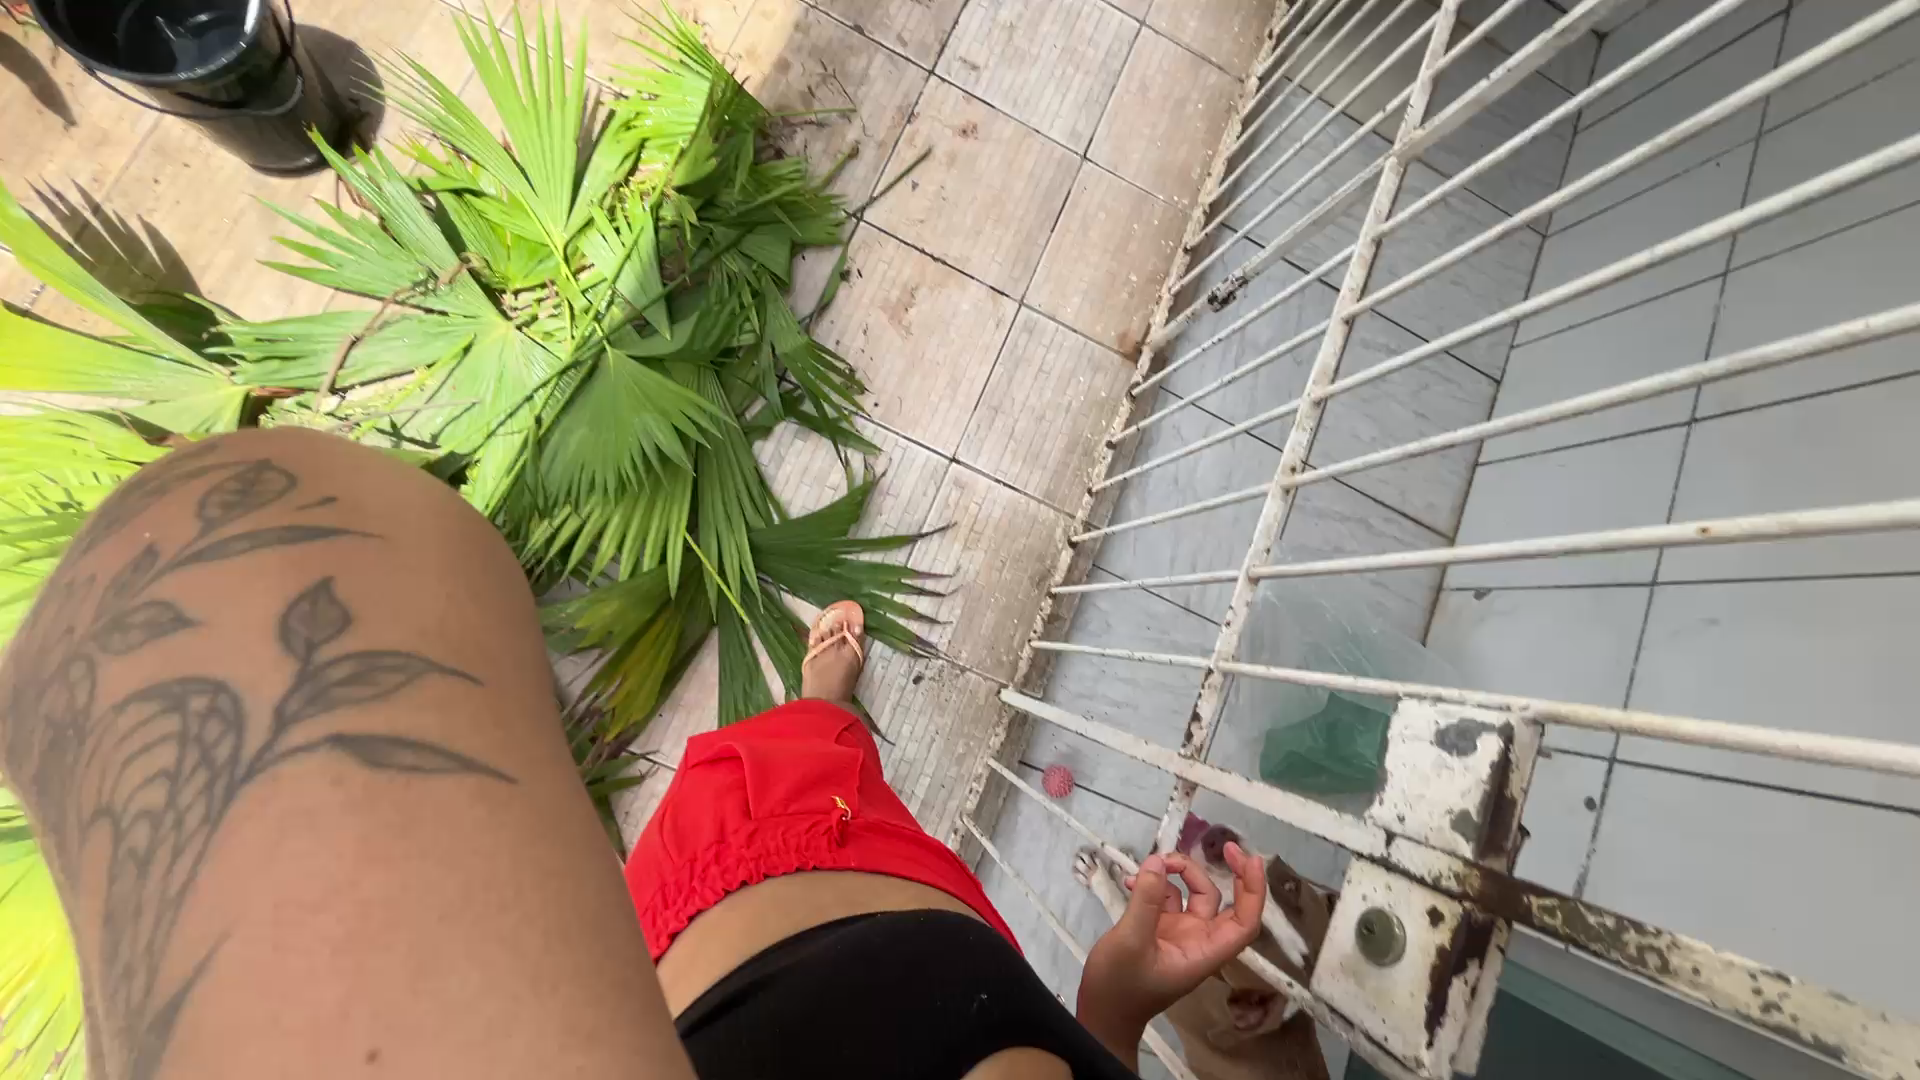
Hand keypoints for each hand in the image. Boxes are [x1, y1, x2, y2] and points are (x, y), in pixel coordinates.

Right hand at [1076, 843, 1265, 1058]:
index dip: (1252, 890)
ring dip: (1171, 875)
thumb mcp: (1131, 941)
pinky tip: (1130, 881)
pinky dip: (1150, 884)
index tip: (1249, 858)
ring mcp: (1177, 934)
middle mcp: (1196, 940)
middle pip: (1214, 898)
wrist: (1101, 1014)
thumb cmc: (1121, 988)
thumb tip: (1158, 863)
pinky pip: (1162, 898)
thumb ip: (1146, 900)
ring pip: (1188, 894)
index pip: (1244, 922)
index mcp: (1203, 952)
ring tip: (1145, 867)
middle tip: (1176, 852)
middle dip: (1200, 870)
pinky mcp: (1157, 929)